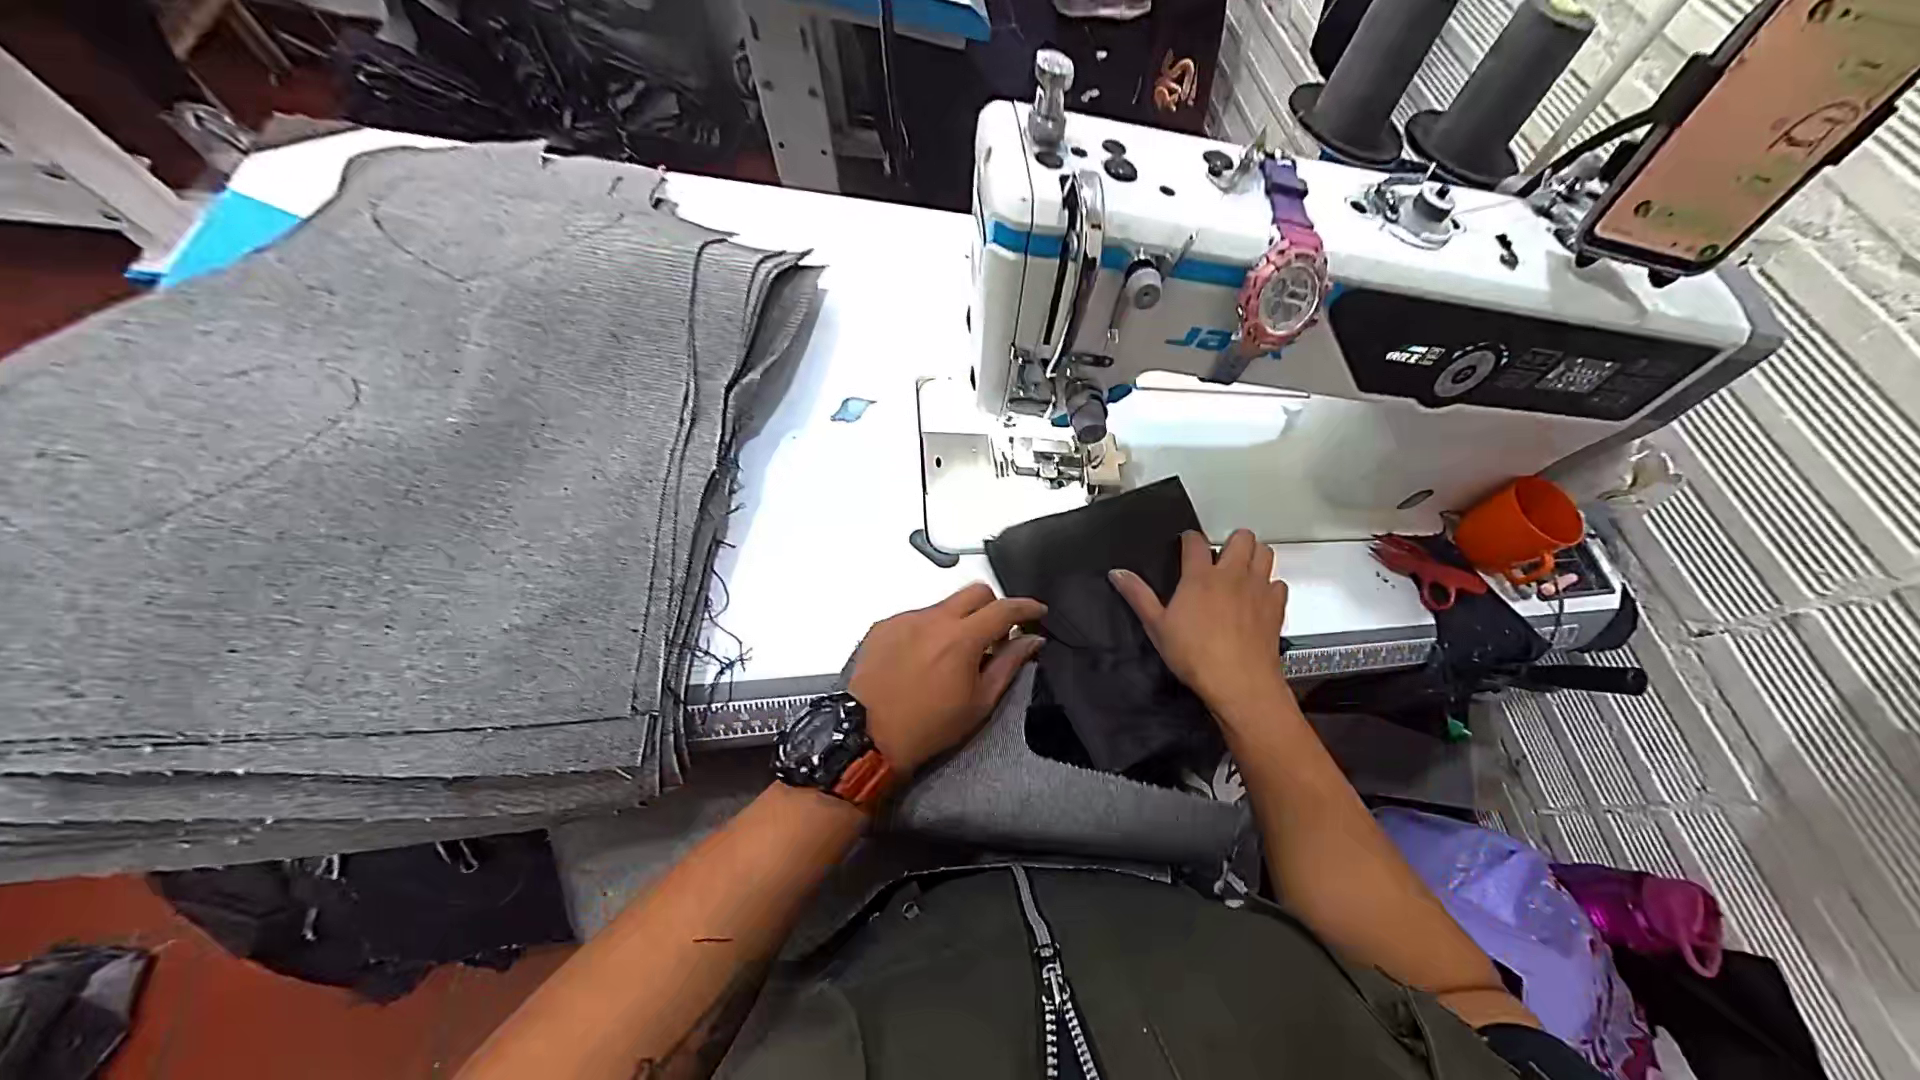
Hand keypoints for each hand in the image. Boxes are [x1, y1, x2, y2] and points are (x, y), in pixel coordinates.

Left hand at [848, 583, 1045, 775]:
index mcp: (961, 638)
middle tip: (996, 634)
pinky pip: (916, 617)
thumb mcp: (979, 702)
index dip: (1026, 607)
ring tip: (953, 656)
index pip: (1004, 608)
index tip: (1036, 612)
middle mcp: (932, 620)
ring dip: (958, 621)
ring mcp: (905, 620)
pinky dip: (928, 630)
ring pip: (944, 605)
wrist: (869, 735)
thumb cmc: (927, 727)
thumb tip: (1030, 641)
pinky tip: (924, 659)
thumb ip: (1009, 664)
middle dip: (993, 606)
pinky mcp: (884, 626)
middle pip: (975, 592)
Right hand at [1109, 529, 1288, 716]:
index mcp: (1200, 577)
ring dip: (1254, 554)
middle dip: (1231, 540)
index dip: (1189, 538)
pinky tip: (1260, 594)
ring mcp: (1257, 589)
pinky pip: (1279, 583)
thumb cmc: (1198, 656)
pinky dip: (1270, 584)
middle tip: (1221, 552)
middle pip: (1240, 537)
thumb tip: (1119, 575)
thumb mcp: (1156, 626)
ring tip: (1243, 565)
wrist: (1239, 682)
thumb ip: (1137, 595)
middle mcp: (1232, 576)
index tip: (1186, 542)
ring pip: (1265, 552)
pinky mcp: (1275, 606)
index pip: (1195, 541)